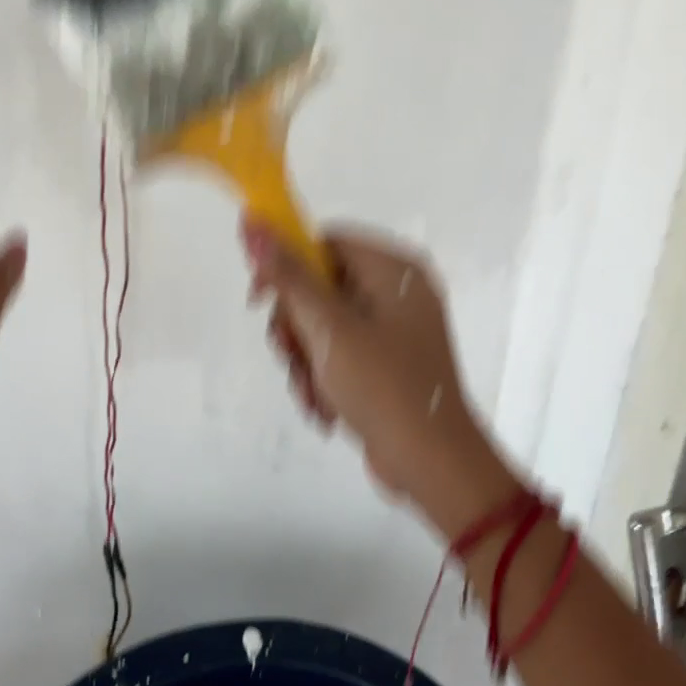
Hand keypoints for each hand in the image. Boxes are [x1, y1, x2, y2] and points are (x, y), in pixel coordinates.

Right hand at [243, 217, 518, 535]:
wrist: (432, 463)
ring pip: (322, 328)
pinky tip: (326, 411)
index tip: (259, 303)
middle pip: (319, 288)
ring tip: (313, 394)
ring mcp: (393, 332)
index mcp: (394, 270)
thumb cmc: (384, 387)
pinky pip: (339, 357)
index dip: (286, 266)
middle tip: (293, 357)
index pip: (324, 243)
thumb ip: (289, 276)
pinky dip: (324, 381)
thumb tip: (252, 222)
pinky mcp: (387, 366)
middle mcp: (397, 293)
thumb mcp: (330, 329)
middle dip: (296, 330)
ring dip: (306, 363)